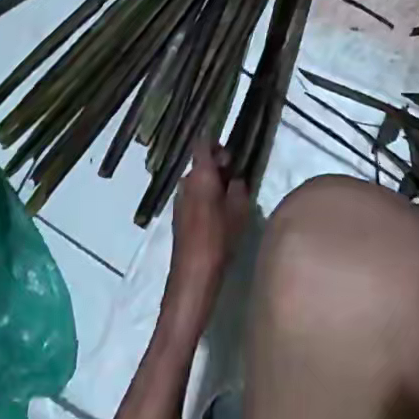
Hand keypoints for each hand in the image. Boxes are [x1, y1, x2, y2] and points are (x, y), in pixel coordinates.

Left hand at [166, 138, 250, 319]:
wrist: (193, 274)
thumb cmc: (219, 239)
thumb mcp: (239, 211)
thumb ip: (238, 189)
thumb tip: (235, 179)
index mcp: (200, 176)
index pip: (203, 145)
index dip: (216, 144)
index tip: (231, 153)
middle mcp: (186, 182)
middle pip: (200, 164)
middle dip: (217, 166)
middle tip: (235, 178)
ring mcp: (179, 199)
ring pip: (196, 181)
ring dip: (210, 183)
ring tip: (229, 199)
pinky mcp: (178, 215)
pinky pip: (192, 196)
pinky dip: (204, 197)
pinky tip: (217, 214)